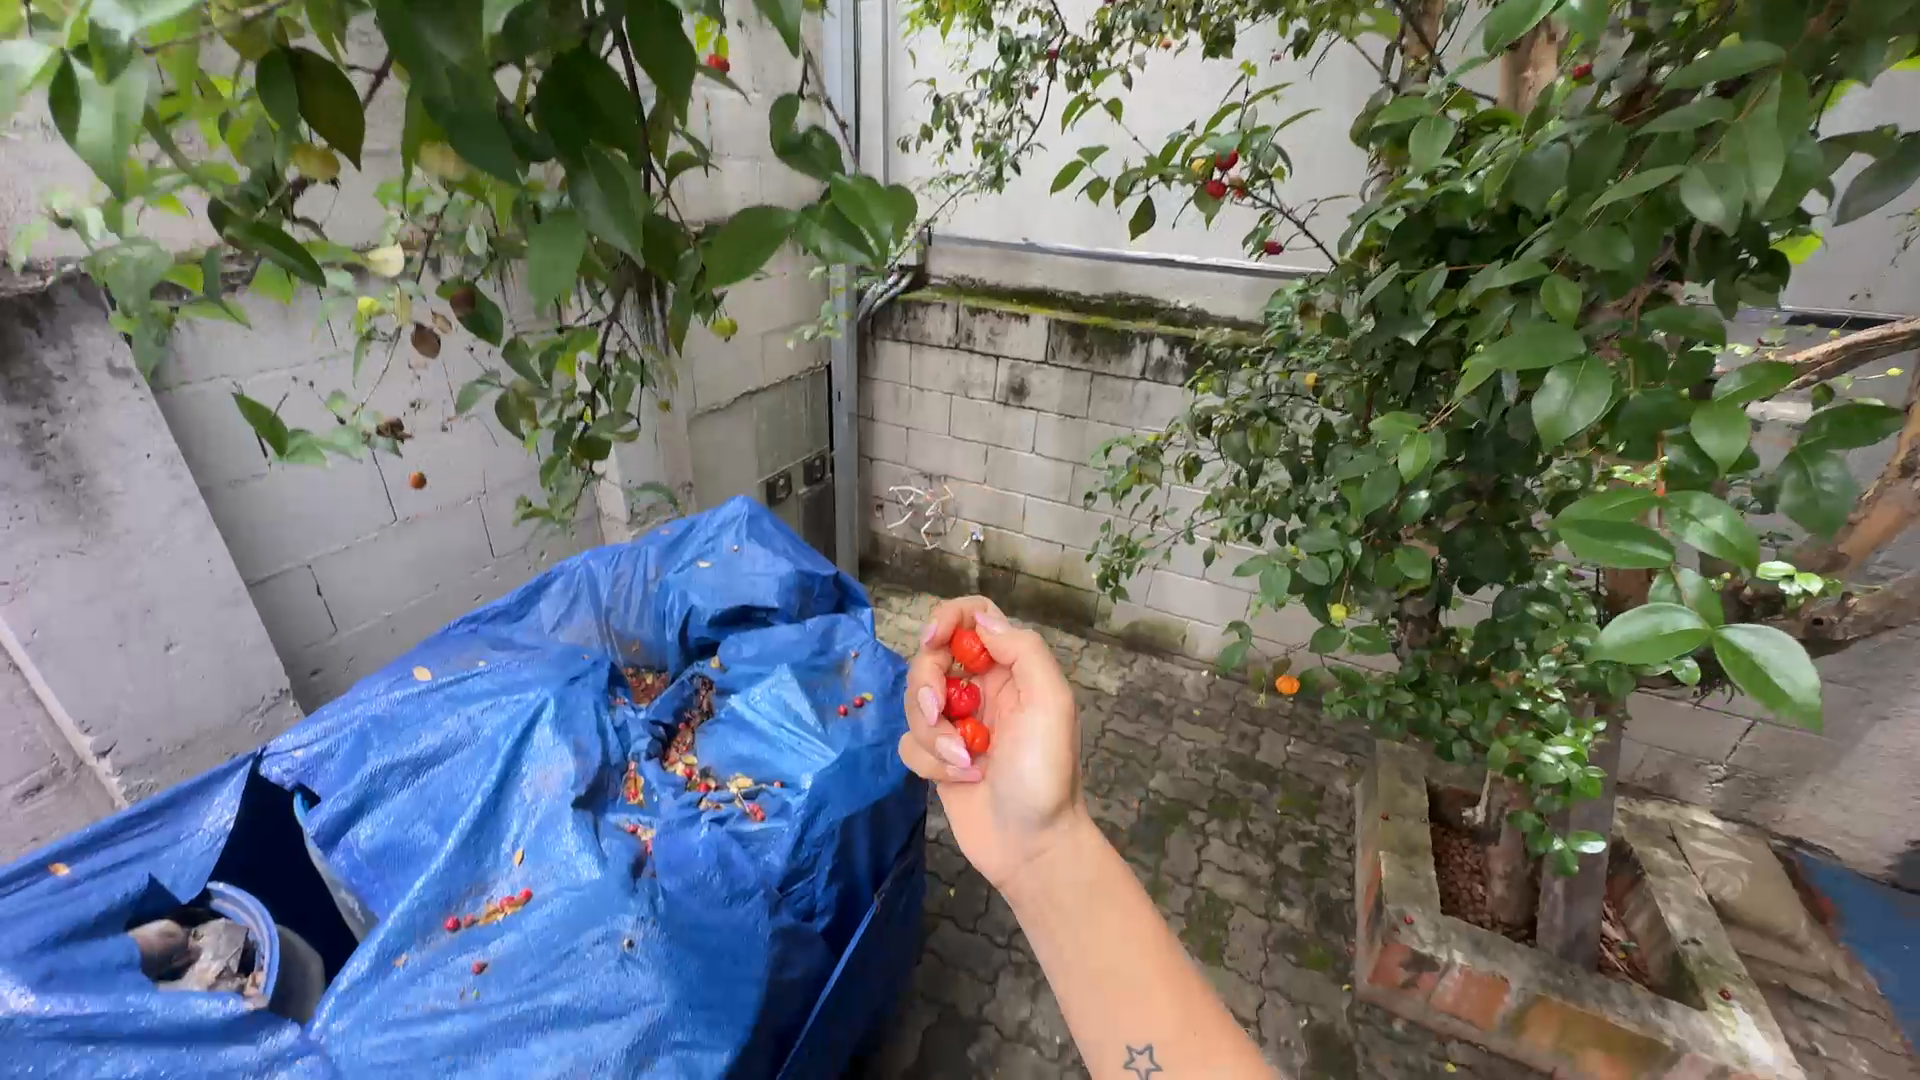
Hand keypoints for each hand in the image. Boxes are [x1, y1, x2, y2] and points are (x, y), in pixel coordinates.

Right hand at [896, 597, 1089, 894]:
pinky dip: (931, 761)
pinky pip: (912, 742)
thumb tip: (980, 622)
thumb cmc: (1048, 773)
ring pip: (915, 702)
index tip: (933, 639)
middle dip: (927, 685)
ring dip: (934, 734)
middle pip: (931, 658)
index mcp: (1011, 668)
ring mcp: (957, 723)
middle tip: (939, 712)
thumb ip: (1023, 651)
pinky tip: (962, 779)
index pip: (973, 617)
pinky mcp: (937, 758)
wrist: (1034, 847)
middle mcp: (981, 689)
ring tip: (965, 762)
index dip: (947, 617)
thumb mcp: (1052, 703)